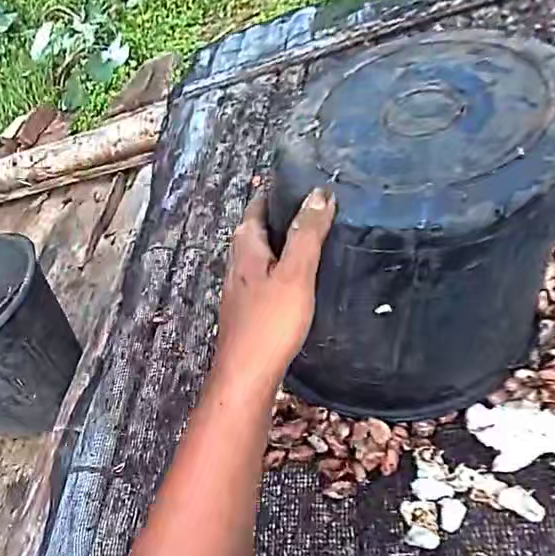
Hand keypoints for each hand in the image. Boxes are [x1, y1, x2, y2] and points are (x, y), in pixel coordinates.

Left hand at [213, 186, 335, 391]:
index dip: (276, 192)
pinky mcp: (246, 312)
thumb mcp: (295, 274)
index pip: (256, 208)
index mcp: (244, 249)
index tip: (301, 179)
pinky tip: (297, 279)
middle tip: (314, 206)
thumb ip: (306, 234)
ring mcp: (238, 291)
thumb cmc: (270, 324)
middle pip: (255, 231)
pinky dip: (279, 269)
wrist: (246, 376)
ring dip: (280, 244)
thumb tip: (319, 194)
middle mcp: (236, 266)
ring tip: (311, 238)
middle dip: (280, 216)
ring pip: (259, 256)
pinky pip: (263, 279)